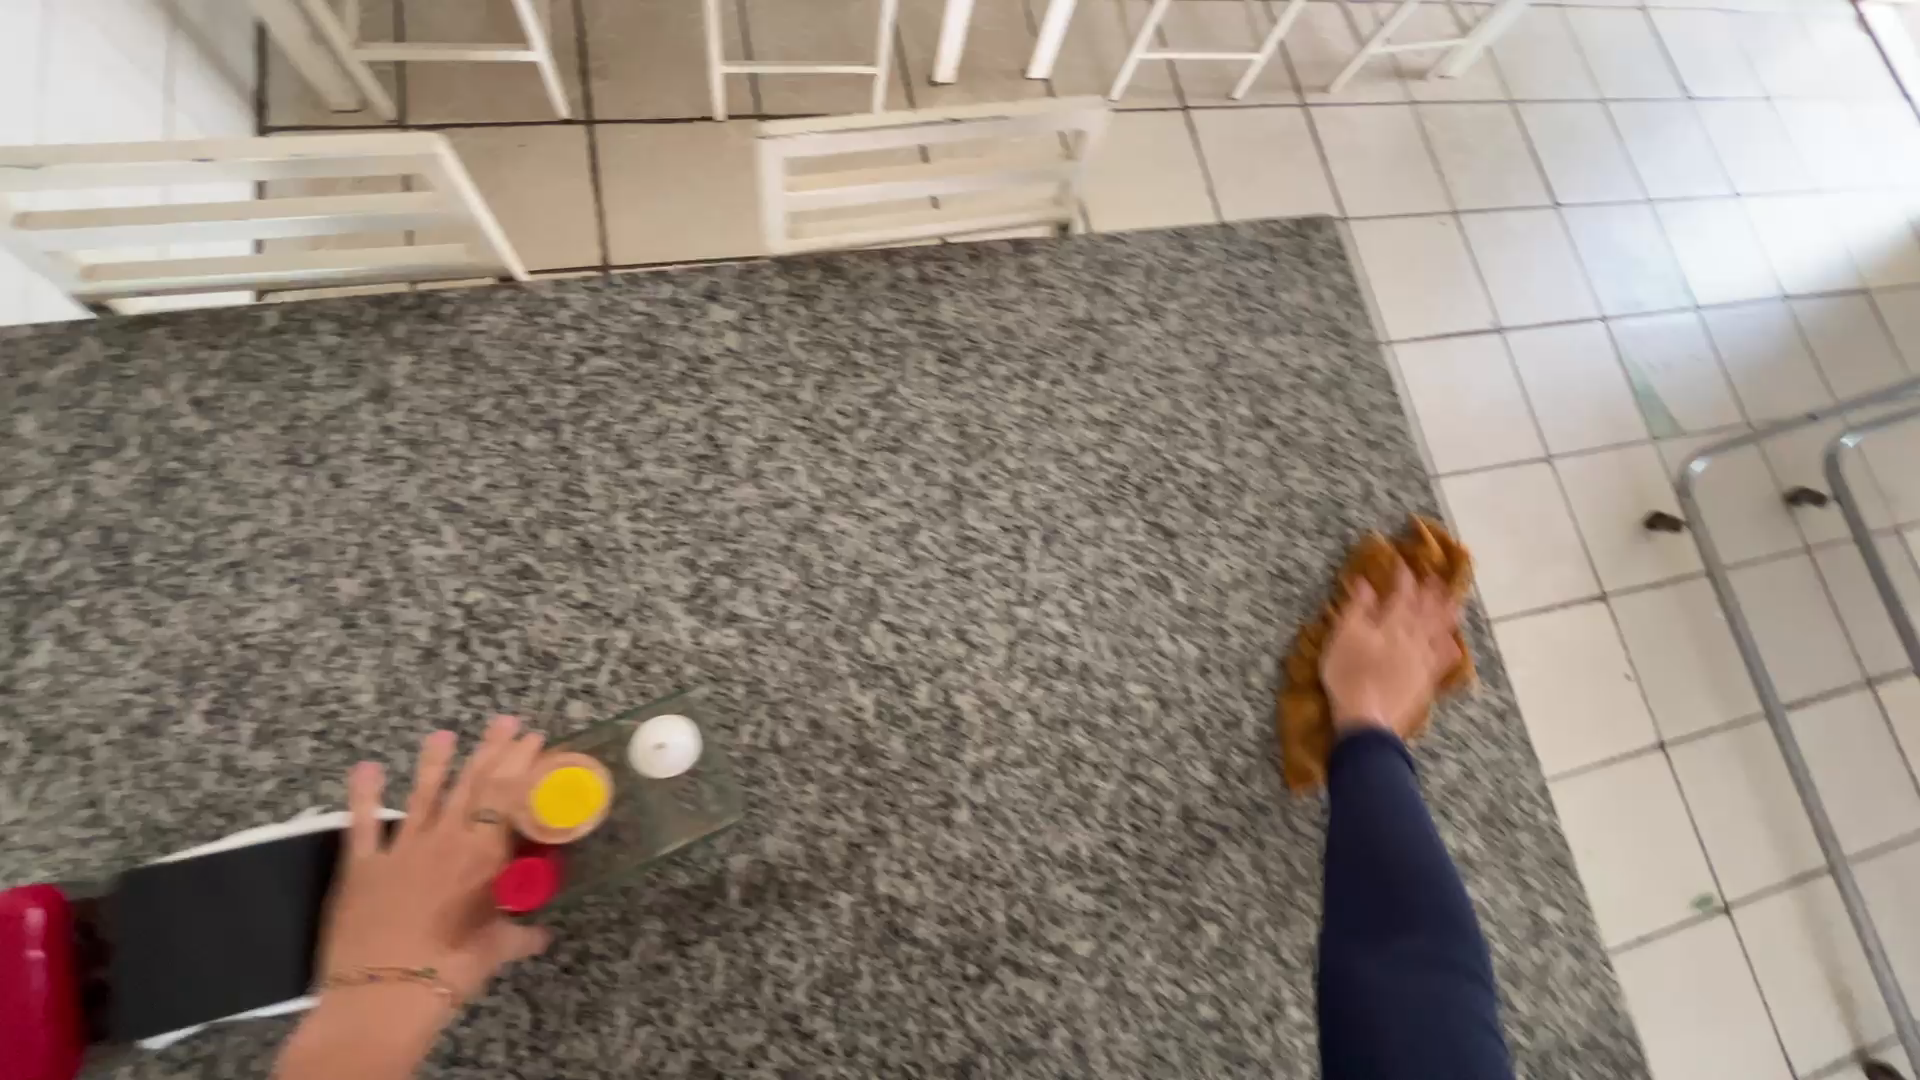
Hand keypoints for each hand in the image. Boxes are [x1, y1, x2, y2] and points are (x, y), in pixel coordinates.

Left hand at [279, 718, 553, 1079]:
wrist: (382, 997)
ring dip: (435, 761)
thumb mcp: (497, 949)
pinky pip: (363, 825)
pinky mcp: (363, 867)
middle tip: (508, 721)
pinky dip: (363, 796)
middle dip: (494, 749)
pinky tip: (365, 767)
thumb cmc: (451, 969)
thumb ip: (521, 934)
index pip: (511, 796)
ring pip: (425, 794)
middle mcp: (449, 840)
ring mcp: (404, 849)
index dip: (524, 764)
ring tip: (444, 733)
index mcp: (486, 855)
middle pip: (475, 784)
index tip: (537, 740)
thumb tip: (542, 935)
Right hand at [1320, 561, 1461, 739]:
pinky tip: (1454, 643)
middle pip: (1425, 610)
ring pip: (1438, 631)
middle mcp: (1411, 638)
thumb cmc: (1348, 675)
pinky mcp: (1426, 679)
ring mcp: (1422, 659)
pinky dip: (1449, 648)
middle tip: (1438, 577)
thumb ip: (1356, 609)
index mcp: (1390, 625)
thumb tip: (1364, 583)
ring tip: (1455, 601)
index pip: (1400, 595)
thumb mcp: (1343, 637)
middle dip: (1431, 592)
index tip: (1403, 563)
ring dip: (1446, 614)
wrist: (1367, 717)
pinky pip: (1442, 660)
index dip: (1403, 578)